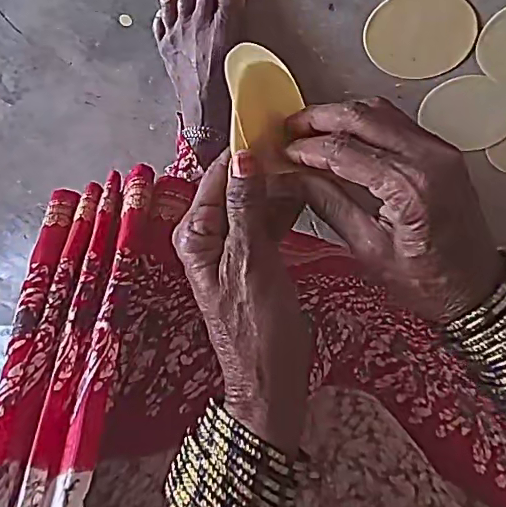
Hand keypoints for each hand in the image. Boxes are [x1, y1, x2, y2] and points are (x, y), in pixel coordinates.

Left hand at [171, 150, 312, 451]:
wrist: (270, 380)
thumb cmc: (257, 326)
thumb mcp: (252, 262)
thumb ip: (246, 208)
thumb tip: (244, 156)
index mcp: (196, 233)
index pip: (218, 175)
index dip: (245, 149)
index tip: (276, 126)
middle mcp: (208, 234)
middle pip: (236, 184)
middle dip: (265, 164)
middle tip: (302, 146)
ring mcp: (231, 245)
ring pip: (253, 200)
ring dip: (277, 183)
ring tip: (309, 164)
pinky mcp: (253, 256)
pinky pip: (266, 220)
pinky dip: (284, 206)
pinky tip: (308, 193)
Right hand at [283, 98, 504, 324]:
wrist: (477, 285)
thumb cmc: (427, 281)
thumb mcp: (368, 249)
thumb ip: (329, 204)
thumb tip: (292, 177)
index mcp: (408, 188)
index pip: (343, 150)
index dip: (307, 148)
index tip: (283, 152)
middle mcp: (427, 158)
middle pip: (361, 116)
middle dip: (319, 118)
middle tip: (290, 128)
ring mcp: (438, 149)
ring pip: (380, 110)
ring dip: (342, 114)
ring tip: (312, 129)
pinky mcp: (442, 149)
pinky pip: (397, 121)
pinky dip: (366, 120)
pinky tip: (345, 133)